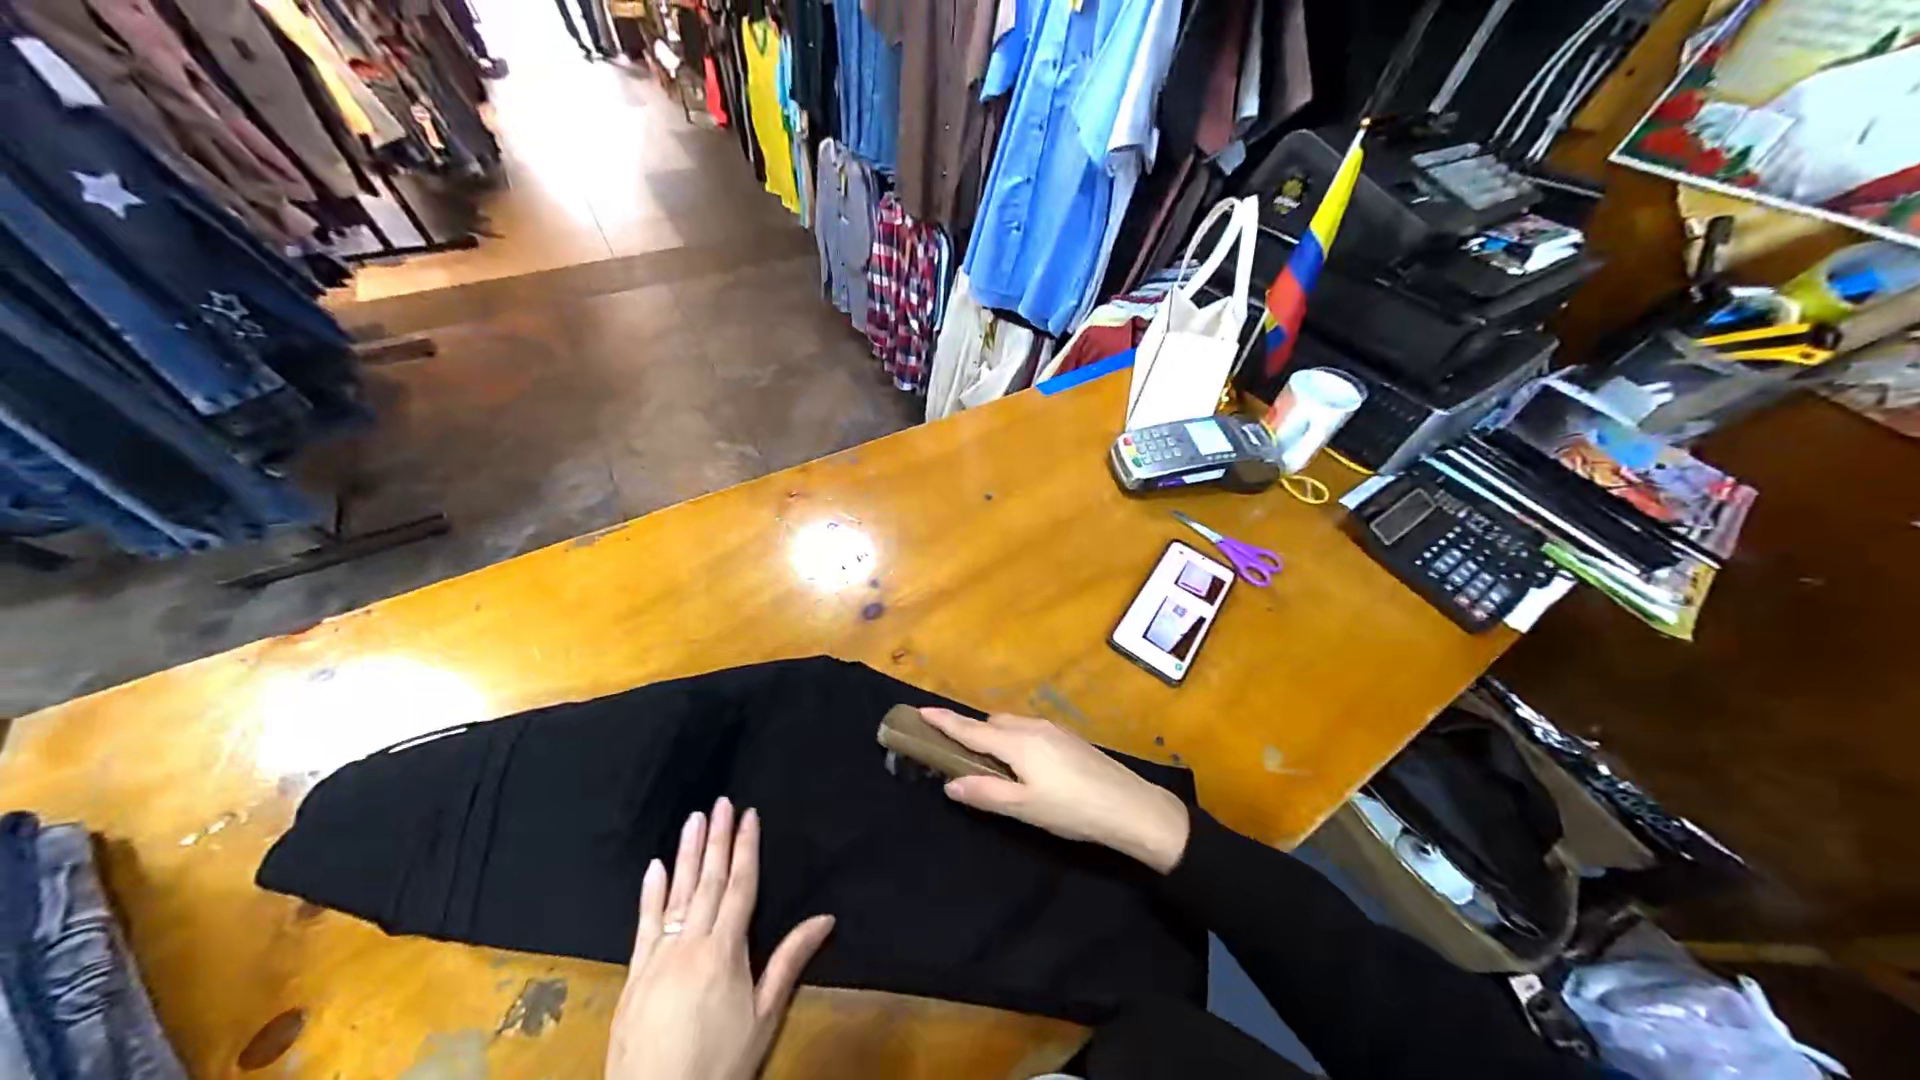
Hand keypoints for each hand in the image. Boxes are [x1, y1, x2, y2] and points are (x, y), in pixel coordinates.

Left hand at [606, 798, 834, 1079]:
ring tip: (695, 819)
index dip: (746, 848)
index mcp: (726, 950)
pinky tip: (655, 866)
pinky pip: (644, 924)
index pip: (740, 886)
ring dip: (687, 853)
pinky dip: (651, 893)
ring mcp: (659, 956)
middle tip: (722, 802)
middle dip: (718, 838)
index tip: (749, 815)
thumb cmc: (719, 1062)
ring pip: (676, 893)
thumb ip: (790, 961)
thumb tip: (825, 918)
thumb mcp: (764, 1016)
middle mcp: (691, 944)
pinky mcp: (635, 974)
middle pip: (709, 880)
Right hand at [919, 709, 1190, 874]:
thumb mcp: (1024, 808)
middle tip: (954, 752)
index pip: (971, 728)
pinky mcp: (1067, 738)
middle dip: (969, 730)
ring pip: (1011, 724)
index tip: (920, 711)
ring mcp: (1052, 729)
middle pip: (991, 722)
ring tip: (986, 760)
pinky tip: (1020, 762)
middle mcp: (1032, 727)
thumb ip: (985, 794)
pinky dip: (1012, 737)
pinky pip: (1027, 729)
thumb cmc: (1072, 810)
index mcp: (1017, 742)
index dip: (944, 721)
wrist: (1131, 807)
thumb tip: (950, 784)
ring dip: (992, 734)